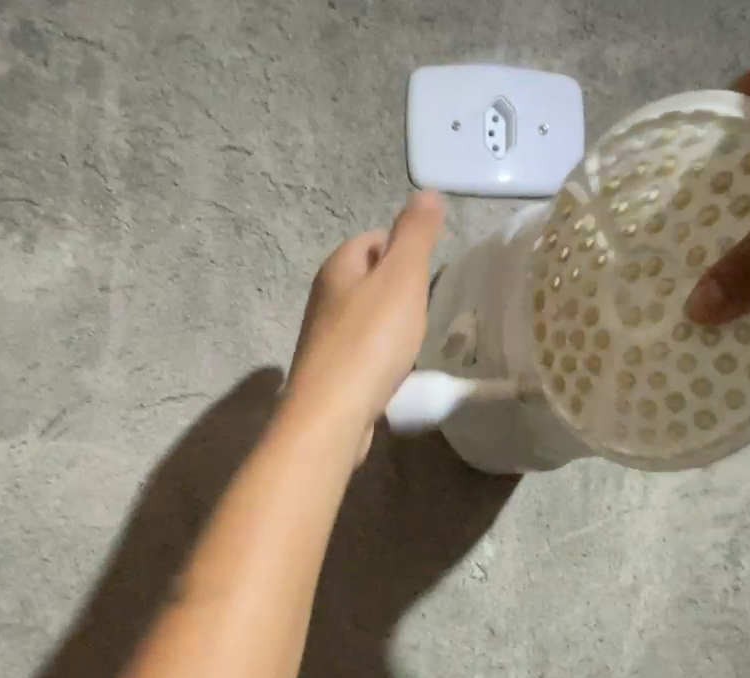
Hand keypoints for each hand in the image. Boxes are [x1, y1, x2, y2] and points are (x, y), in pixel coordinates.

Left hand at [284, 192, 445, 451]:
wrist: (333, 414)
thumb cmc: (370, 342)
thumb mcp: (402, 278)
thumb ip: (416, 234)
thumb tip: (426, 191)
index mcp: (337, 267)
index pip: (372, 239)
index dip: (402, 248)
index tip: (427, 273)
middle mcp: (322, 298)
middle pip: (366, 280)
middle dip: (396, 289)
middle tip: (425, 308)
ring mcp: (322, 339)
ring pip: (363, 318)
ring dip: (388, 326)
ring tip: (412, 342)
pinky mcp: (328, 374)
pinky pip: (360, 353)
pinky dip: (378, 356)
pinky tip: (393, 372)